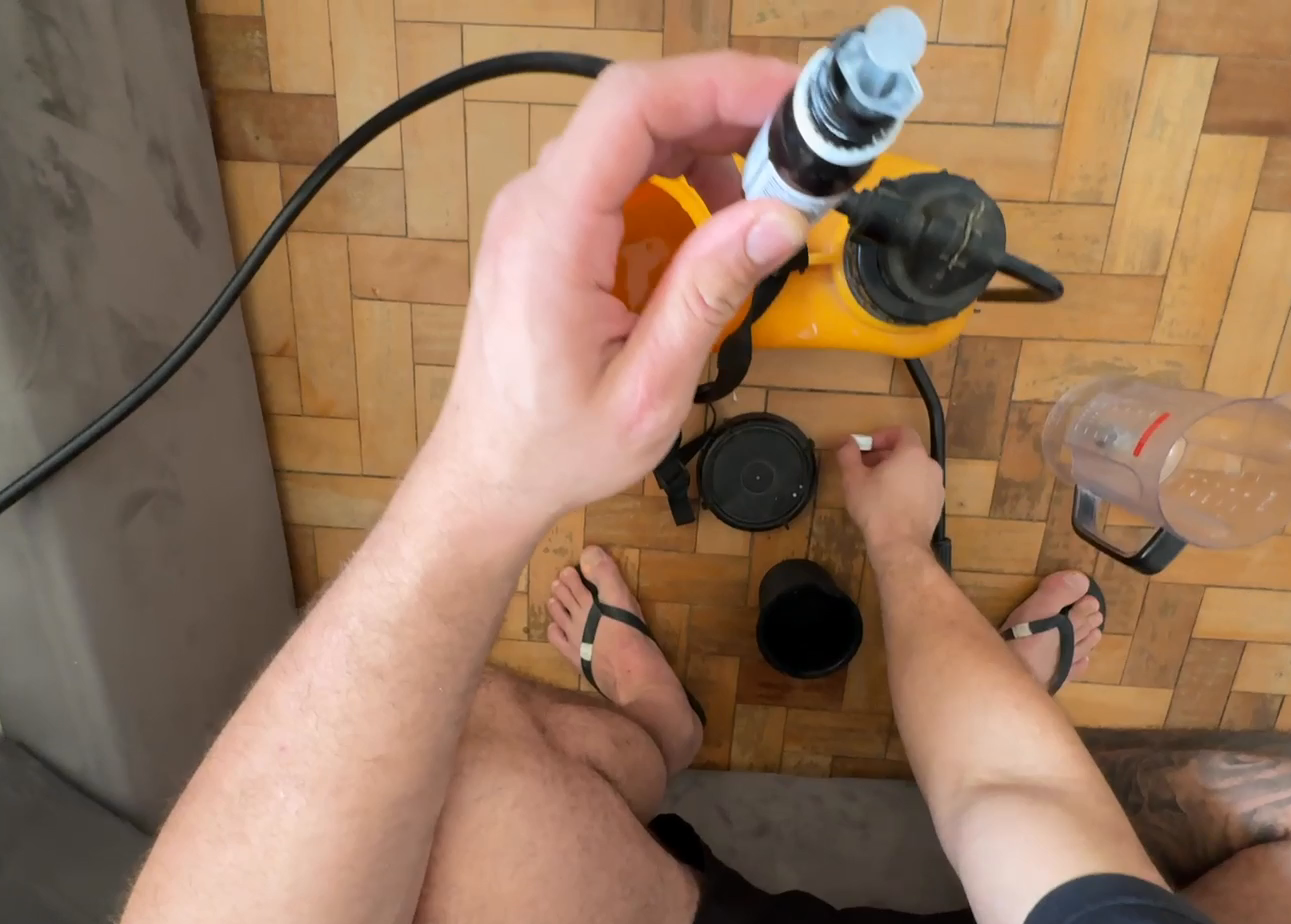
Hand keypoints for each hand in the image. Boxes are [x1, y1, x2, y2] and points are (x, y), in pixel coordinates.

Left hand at [421, 53, 810, 529]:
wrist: (491, 473)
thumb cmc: (556, 448)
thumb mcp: (648, 389)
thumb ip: (709, 296)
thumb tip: (780, 217)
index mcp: (551, 238)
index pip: (632, 106)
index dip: (720, 85)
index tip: (793, 104)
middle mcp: (532, 209)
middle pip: (636, 113)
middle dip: (727, 120)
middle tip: (798, 161)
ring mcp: (534, 219)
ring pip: (630, 145)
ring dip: (705, 160)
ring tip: (759, 214)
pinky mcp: (545, 238)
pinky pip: (616, 183)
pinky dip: (674, 193)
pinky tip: (705, 242)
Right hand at [836, 426, 942, 555]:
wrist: (899, 544)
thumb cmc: (875, 507)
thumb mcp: (853, 479)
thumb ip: (848, 454)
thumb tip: (847, 441)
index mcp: (912, 453)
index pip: (901, 432)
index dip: (881, 436)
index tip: (865, 448)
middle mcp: (930, 465)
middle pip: (908, 451)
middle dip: (885, 456)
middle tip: (865, 468)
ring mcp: (937, 486)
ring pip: (914, 471)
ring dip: (896, 473)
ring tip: (876, 488)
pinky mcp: (937, 505)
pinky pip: (920, 488)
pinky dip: (906, 489)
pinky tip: (890, 505)